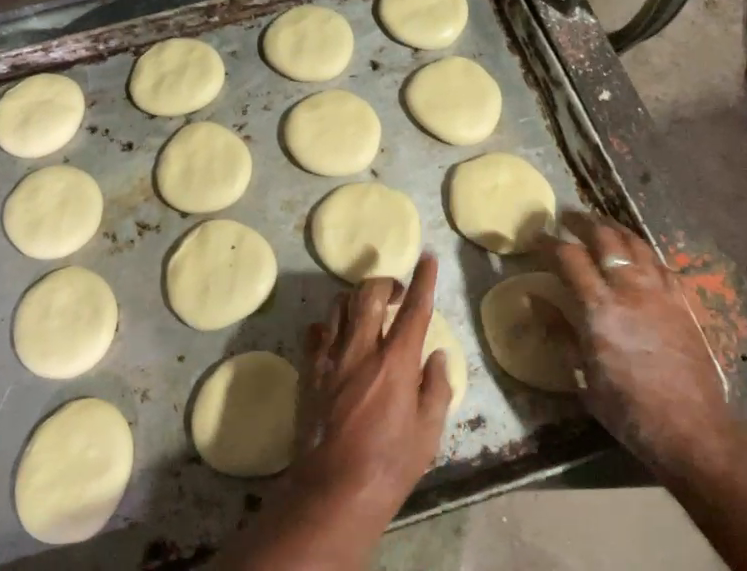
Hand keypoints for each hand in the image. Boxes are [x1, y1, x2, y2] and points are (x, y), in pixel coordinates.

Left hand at [290, 253, 452, 519]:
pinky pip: (316, 333)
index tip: (427, 258)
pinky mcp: (309, 371)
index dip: (423, 280)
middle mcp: (361, 350)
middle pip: (369, 293)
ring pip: (339, 306)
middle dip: (385, 283)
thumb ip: (436, 388)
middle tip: (396, 293)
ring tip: (368, 312)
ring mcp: (330, 358)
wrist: (335, 489)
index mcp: (397, 362)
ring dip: (356, 300)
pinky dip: (329, 327)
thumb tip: (436, 356)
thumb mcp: (428, 433)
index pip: (415, 309)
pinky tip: (338, 337)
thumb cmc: (390, 465)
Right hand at [539, 213, 736, 471]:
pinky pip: (661, 264)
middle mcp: (630, 290)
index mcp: (599, 308)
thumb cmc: (628, 409)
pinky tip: (638, 252)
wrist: (692, 429)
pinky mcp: (683, 303)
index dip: (550, 242)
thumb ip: (560, 331)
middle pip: (605, 238)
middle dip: (583, 222)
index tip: (537, 236)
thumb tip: (534, 299)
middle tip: (567, 217)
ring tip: (600, 223)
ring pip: (637, 243)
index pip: (569, 257)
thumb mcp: (582, 375)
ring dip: (615, 228)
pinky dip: (644, 250)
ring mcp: (661, 294)